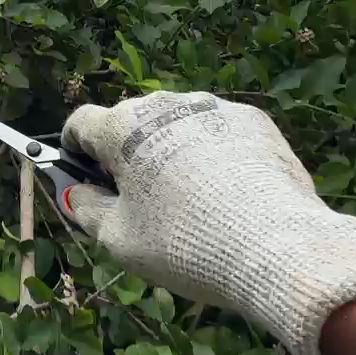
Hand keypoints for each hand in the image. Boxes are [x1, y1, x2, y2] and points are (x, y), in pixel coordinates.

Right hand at [61, 91, 355, 354]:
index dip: (76, 149)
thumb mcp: (120, 241)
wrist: (279, 250)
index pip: (81, 123)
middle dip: (126, 152)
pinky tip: (229, 193)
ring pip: (175, 124)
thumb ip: (86, 210)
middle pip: (129, 123)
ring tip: (192, 198)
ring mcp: (209, 107)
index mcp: (121, 127)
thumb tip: (76, 193)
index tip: (86, 175)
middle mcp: (162, 104)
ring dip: (170, 149)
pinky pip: (216, 131)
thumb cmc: (185, 245)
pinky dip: (213, 153)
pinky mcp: (251, 119)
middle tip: (141, 198)